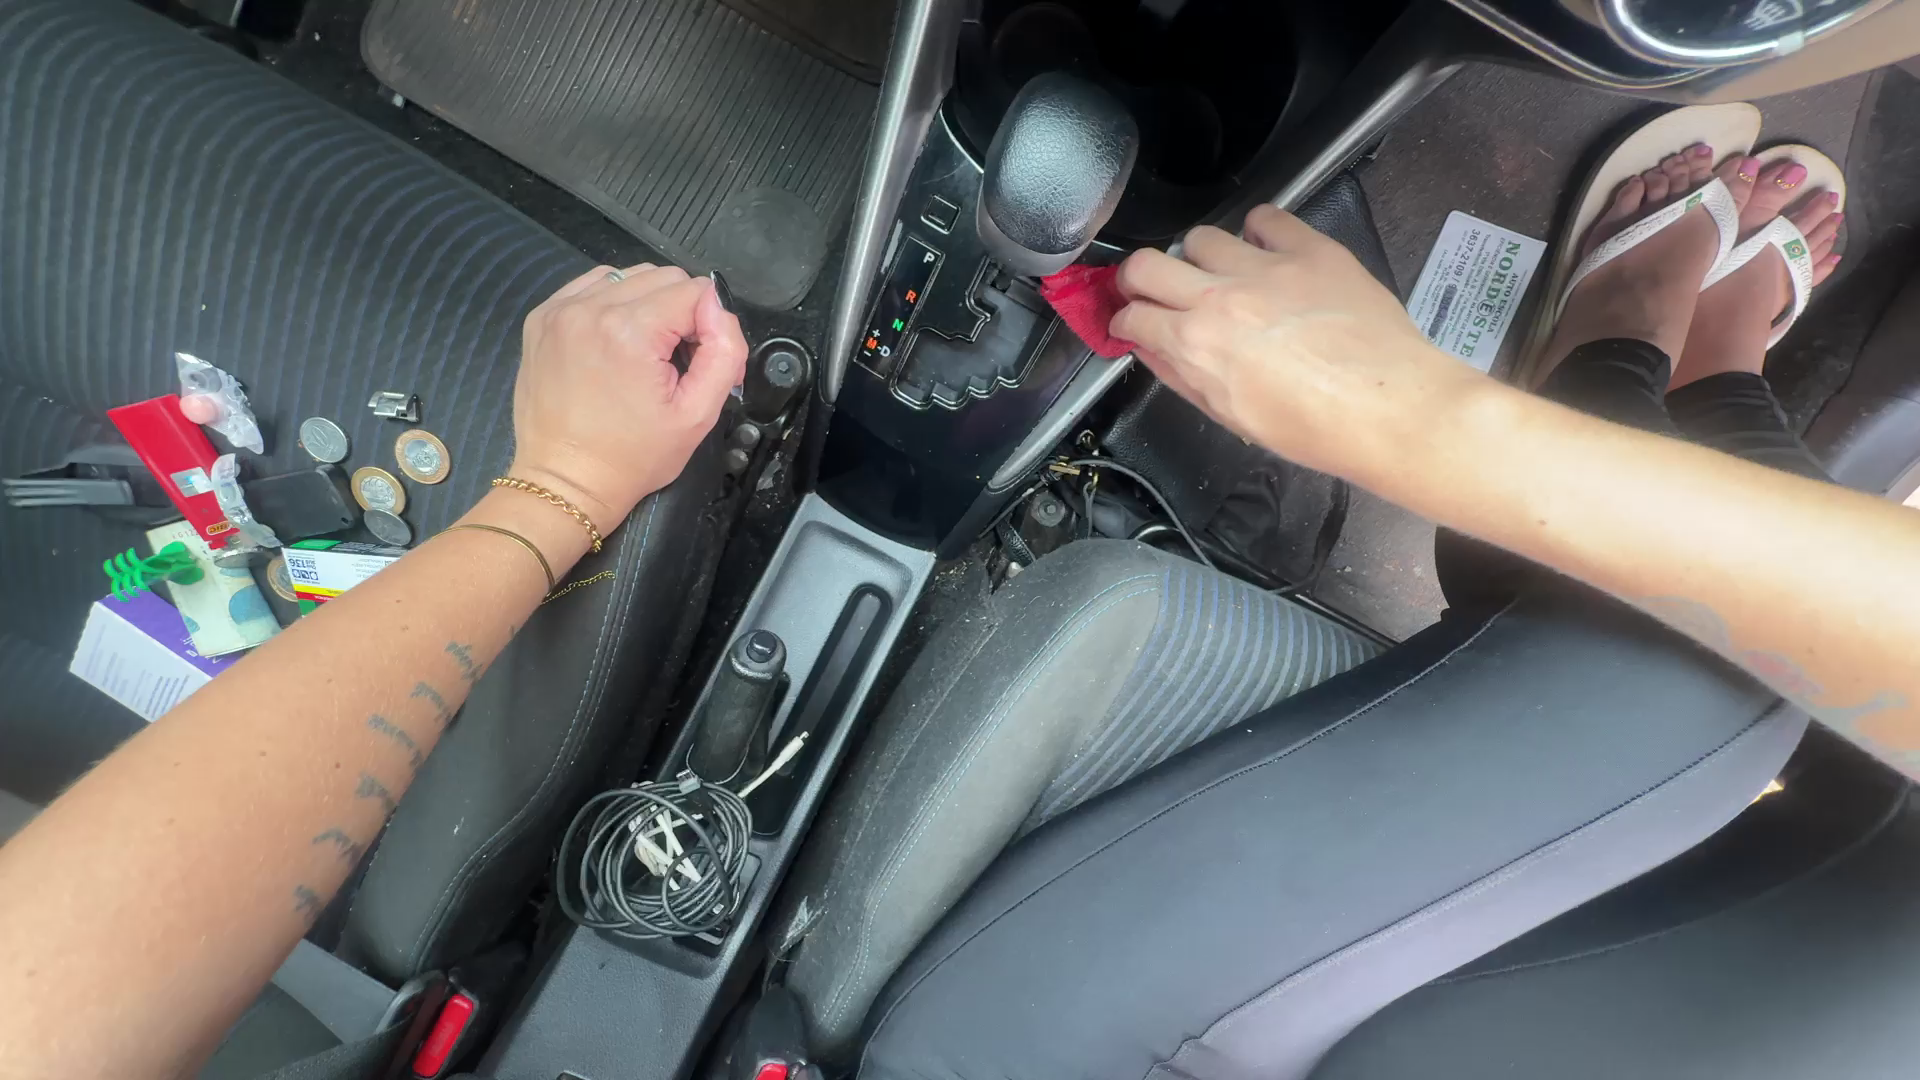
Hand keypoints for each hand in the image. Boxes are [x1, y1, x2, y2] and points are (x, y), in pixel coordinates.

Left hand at [509, 263, 746, 526]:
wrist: (567, 480)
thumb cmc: (634, 456)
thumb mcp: (699, 414)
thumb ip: (724, 352)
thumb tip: (720, 308)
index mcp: (630, 331)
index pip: (694, 290)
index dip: (711, 325)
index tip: (700, 363)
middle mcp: (589, 308)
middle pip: (663, 276)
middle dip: (682, 312)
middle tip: (677, 360)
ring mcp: (559, 310)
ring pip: (628, 276)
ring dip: (649, 304)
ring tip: (646, 352)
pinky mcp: (542, 318)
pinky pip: (592, 286)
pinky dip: (615, 304)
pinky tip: (618, 342)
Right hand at [1111, 204, 1482, 481]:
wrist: (1387, 408)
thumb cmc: (1308, 427)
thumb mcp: (1228, 414)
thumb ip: (1180, 376)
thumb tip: (1149, 349)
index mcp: (1195, 344)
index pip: (1131, 315)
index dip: (1122, 322)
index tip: (1130, 325)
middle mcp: (1220, 297)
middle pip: (1146, 263)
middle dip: (1136, 280)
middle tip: (1148, 291)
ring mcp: (1265, 267)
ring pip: (1201, 236)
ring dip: (1197, 259)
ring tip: (1217, 277)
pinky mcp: (1310, 249)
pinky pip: (1265, 218)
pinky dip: (1255, 233)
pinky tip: (1263, 255)